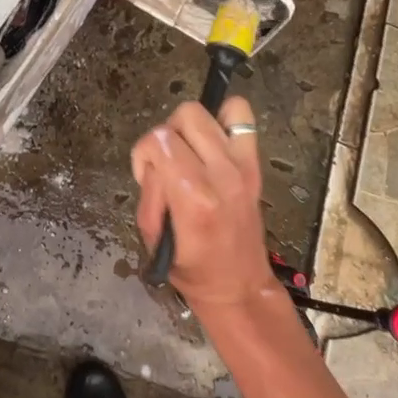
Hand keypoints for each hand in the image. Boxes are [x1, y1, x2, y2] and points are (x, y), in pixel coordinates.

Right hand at [130, 98, 279, 312]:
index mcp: (194, 196)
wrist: (239, 285)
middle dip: (166, 135)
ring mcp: (243, 166)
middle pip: (185, 115)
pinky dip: (223, 119)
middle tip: (167, 164)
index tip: (145, 177)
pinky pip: (241, 116)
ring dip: (189, 127)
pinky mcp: (254, 164)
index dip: (142, 153)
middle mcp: (222, 174)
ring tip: (188, 154)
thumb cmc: (191, 269)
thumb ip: (150, 192)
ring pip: (208, 111)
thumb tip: (154, 164)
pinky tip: (212, 143)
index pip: (159, 140)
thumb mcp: (153, 236)